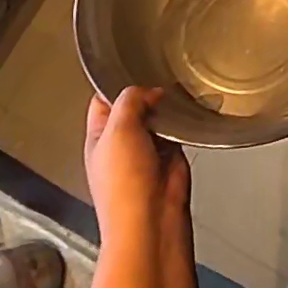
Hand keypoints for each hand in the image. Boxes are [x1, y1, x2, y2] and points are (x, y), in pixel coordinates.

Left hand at [83, 87, 190, 238]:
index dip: (116, 83)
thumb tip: (151, 92)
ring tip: (177, 92)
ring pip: (158, 115)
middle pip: (134, 105)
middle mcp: (121, 141)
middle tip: (161, 80)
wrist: (152, 219)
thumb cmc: (124, 183)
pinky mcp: (171, 154)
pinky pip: (177, 129)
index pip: (104, 99)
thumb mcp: (118, 130)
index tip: (134, 67)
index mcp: (99, 135)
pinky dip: (183, 122)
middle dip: (147, 93)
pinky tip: (187, 111)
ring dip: (167, 107)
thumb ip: (130, 101)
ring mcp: (147, 148)